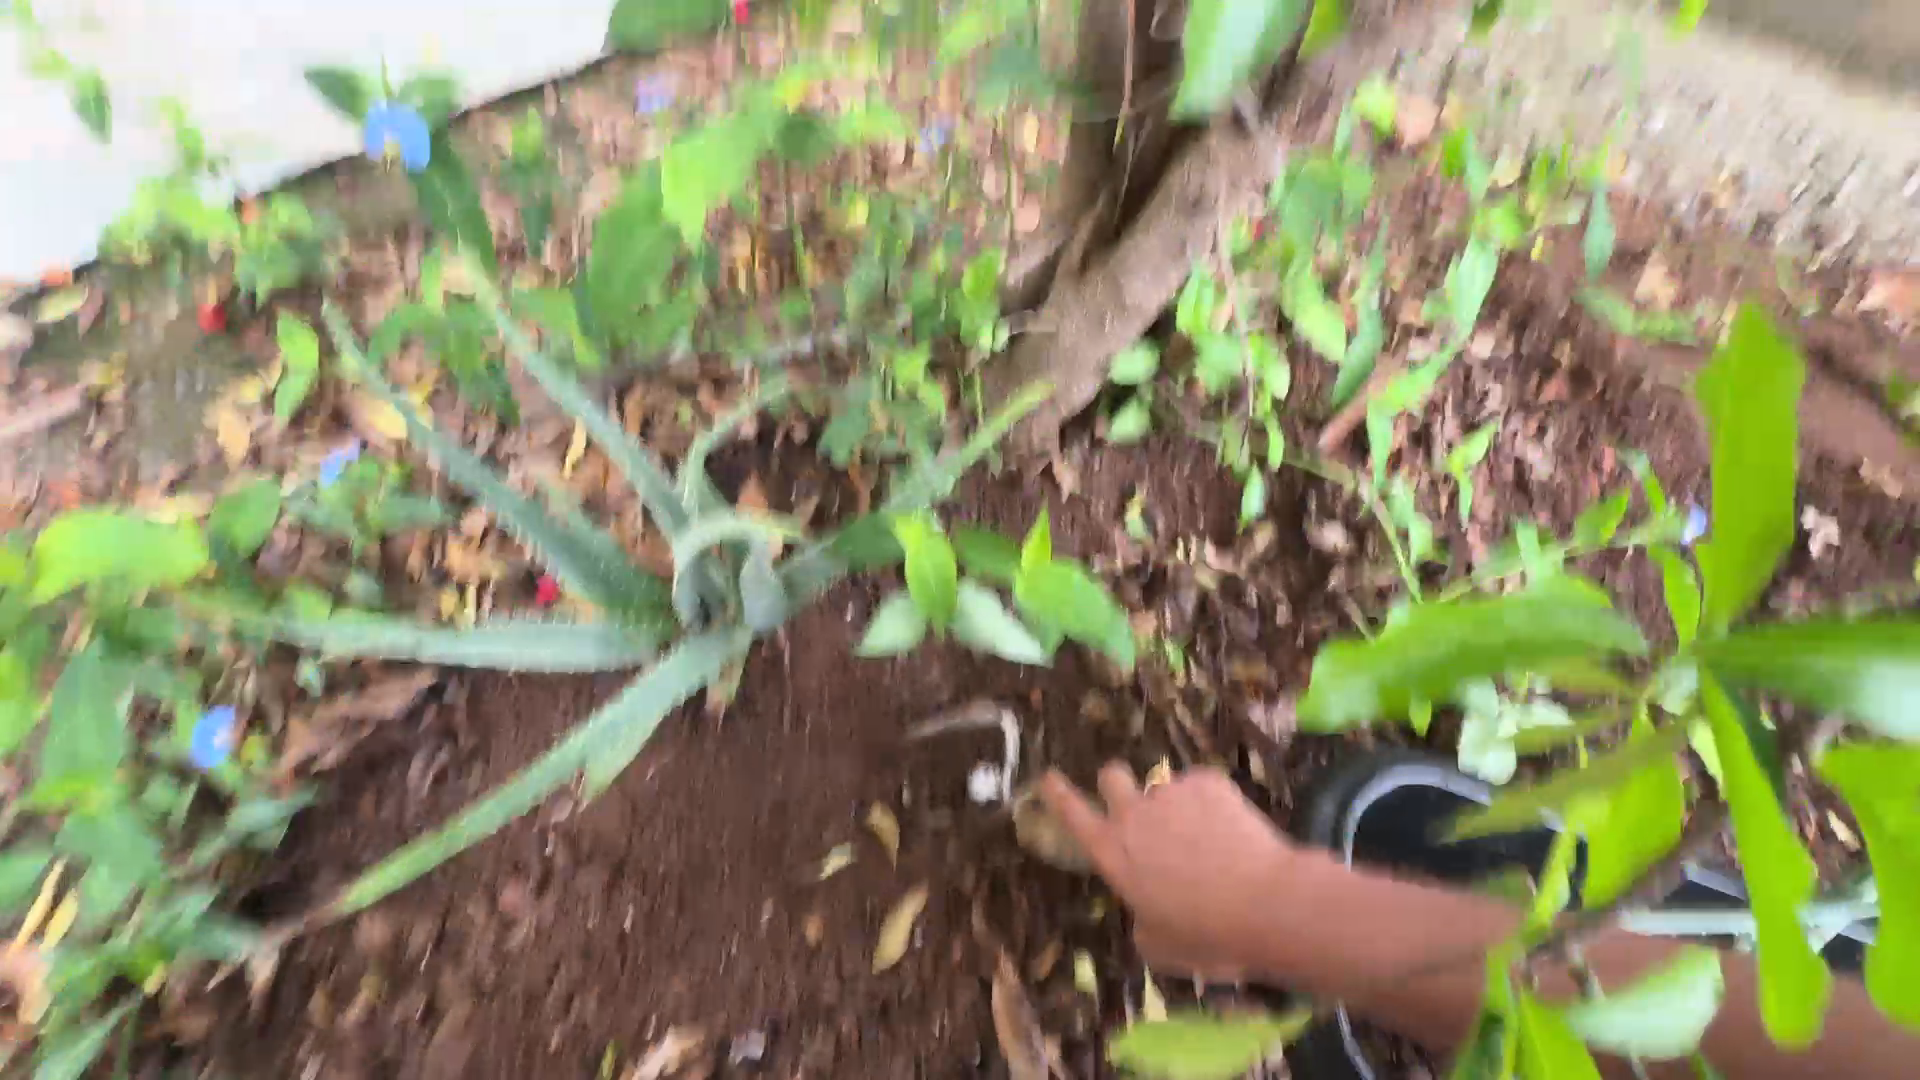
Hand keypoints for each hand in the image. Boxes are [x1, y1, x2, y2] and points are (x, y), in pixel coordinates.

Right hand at [1039, 762, 1300, 979]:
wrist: (1268, 905)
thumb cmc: (1208, 937)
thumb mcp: (1160, 947)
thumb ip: (1141, 919)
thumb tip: (1146, 910)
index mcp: (1112, 852)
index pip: (1071, 812)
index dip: (1057, 792)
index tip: (1048, 776)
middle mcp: (1133, 814)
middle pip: (1111, 775)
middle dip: (1118, 785)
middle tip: (1140, 807)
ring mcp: (1170, 792)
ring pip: (1163, 786)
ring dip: (1175, 805)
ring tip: (1208, 839)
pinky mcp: (1208, 781)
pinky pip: (1202, 786)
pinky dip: (1212, 804)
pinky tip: (1235, 831)